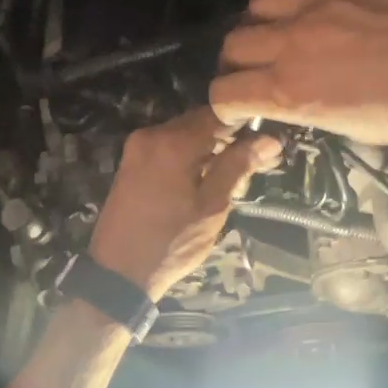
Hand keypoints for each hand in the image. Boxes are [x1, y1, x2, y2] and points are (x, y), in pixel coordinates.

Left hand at [89, 108, 283, 297]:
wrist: (118, 274)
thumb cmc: (170, 242)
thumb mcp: (211, 206)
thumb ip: (238, 167)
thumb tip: (269, 140)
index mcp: (172, 141)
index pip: (218, 113)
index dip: (247, 123)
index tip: (269, 141)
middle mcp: (150, 135)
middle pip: (199, 123)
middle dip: (229, 139)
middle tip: (258, 163)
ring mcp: (136, 150)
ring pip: (184, 137)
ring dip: (210, 150)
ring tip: (235, 177)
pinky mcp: (130, 166)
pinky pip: (167, 151)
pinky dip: (189, 159)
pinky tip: (206, 180)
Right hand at [211, 0, 387, 148]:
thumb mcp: (358, 130)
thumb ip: (312, 109)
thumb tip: (296, 100)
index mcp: (293, 91)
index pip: (224, 91)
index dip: (228, 102)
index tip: (242, 105)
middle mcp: (294, 39)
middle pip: (235, 43)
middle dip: (242, 61)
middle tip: (264, 68)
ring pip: (261, 0)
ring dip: (267, 19)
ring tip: (292, 26)